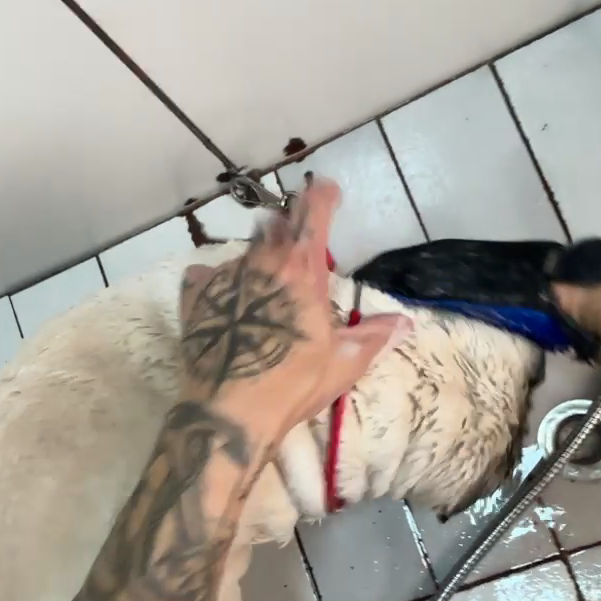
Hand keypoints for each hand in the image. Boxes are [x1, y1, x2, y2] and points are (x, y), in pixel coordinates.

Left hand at [178, 177, 409, 443]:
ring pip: (243, 249)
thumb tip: (405, 323)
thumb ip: (374, 336)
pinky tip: (224, 298)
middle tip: (299, 241)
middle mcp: (261, 262)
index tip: (328, 189)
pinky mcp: (195, 297)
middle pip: (276, 224)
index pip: (314, 213)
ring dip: (258, 255)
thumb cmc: (292, 383)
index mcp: (301, 271)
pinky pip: (205, 274)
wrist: (229, 410)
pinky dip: (218, 279)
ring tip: (265, 279)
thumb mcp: (343, 363)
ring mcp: (224, 276)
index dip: (323, 196)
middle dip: (290, 225)